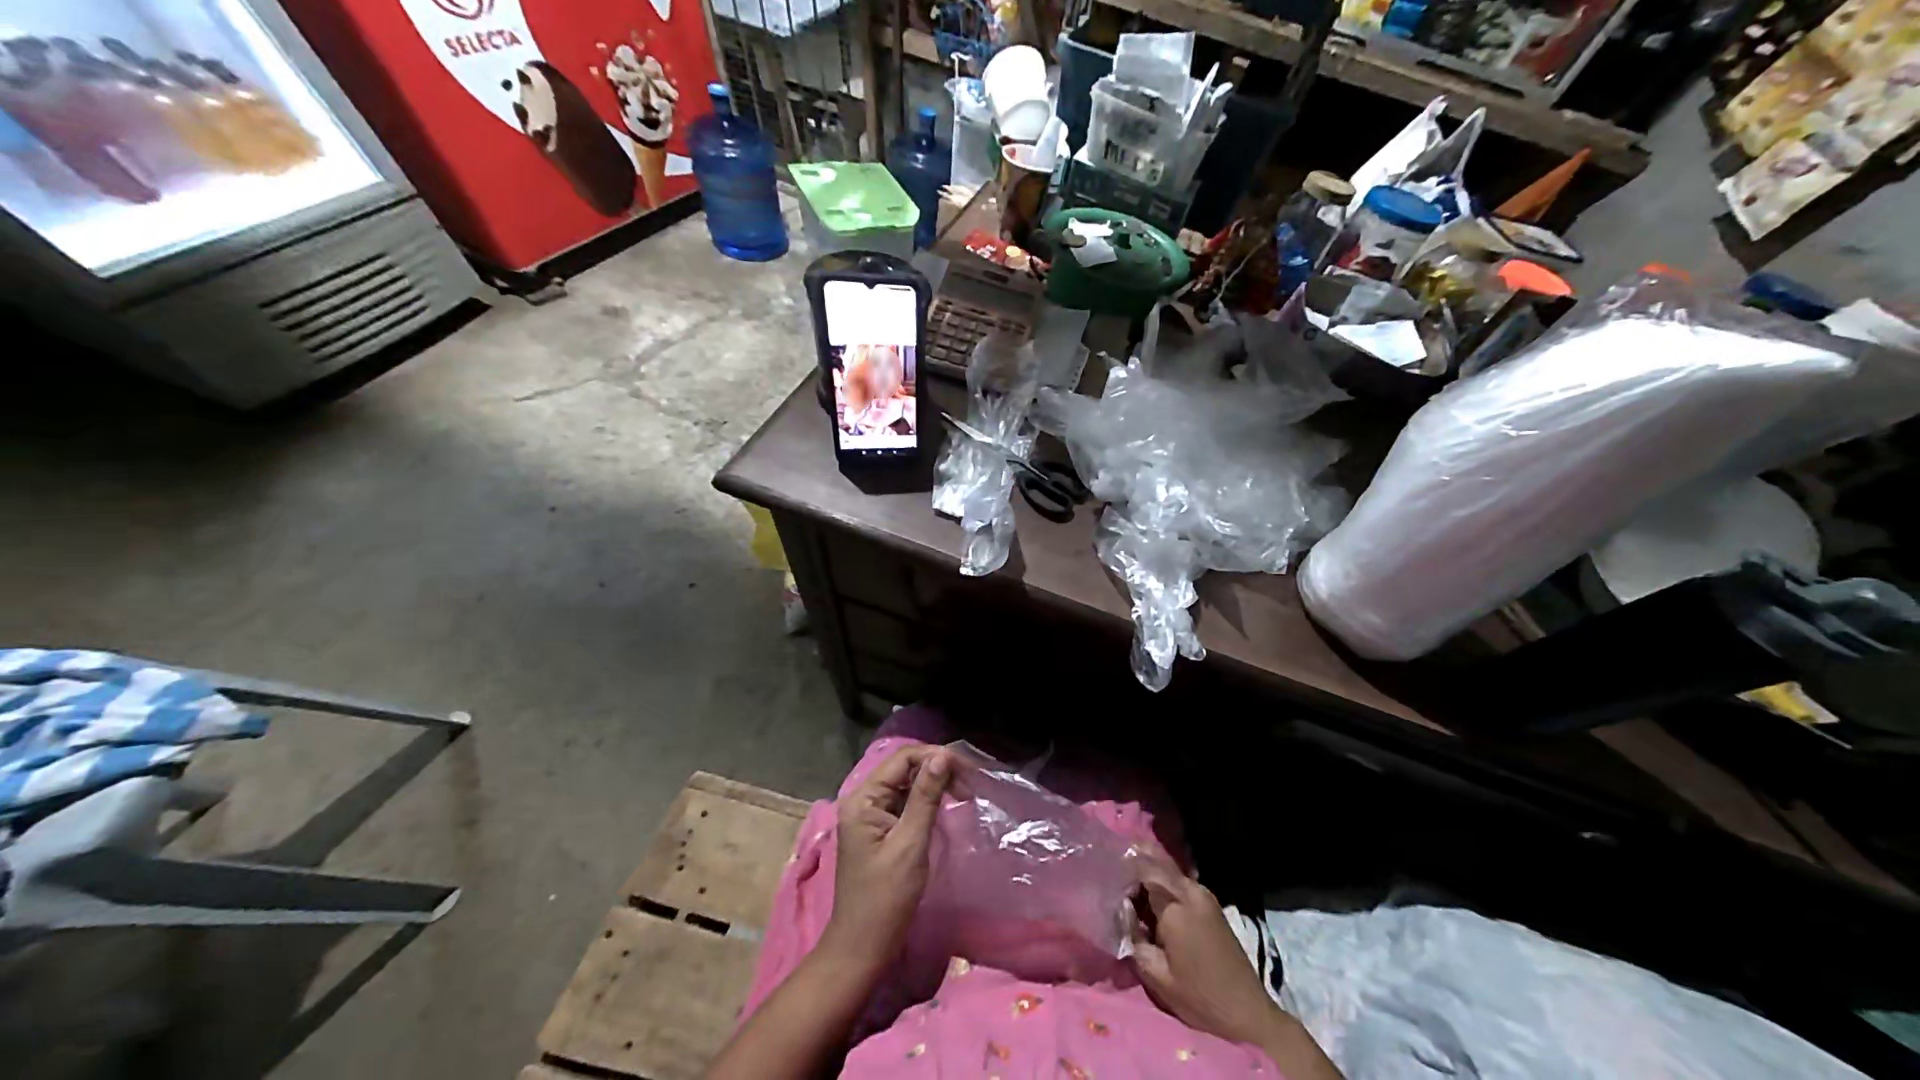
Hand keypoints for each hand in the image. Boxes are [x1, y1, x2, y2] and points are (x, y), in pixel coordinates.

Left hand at [820, 745, 952, 972]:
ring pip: (907, 785)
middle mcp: (864, 800)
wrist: (864, 946)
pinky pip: (906, 804)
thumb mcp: (910, 844)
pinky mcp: (881, 831)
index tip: (968, 770)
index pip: (902, 758)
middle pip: (905, 769)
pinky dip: (928, 802)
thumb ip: (926, 797)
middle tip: (971, 784)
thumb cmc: (886, 897)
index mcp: (863, 798)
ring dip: (935, 785)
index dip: (935, 757)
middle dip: (938, 769)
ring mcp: (871, 816)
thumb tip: (943, 756)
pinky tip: (948, 807)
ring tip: (965, 794)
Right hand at [1129, 849, 1284, 1047]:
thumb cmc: (1199, 997)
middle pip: (1156, 862)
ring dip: (1147, 875)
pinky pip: (1179, 884)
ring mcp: (1204, 896)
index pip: (1141, 868)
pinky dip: (1161, 886)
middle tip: (1110, 875)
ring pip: (1168, 871)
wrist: (1247, 1013)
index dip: (1121, 867)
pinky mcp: (1210, 905)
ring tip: (1126, 888)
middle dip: (1133, 864)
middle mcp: (1191, 891)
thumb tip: (1120, 911)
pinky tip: (1149, 901)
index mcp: (1175, 905)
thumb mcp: (1156, 975)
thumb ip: (1132, 937)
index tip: (1103, 872)